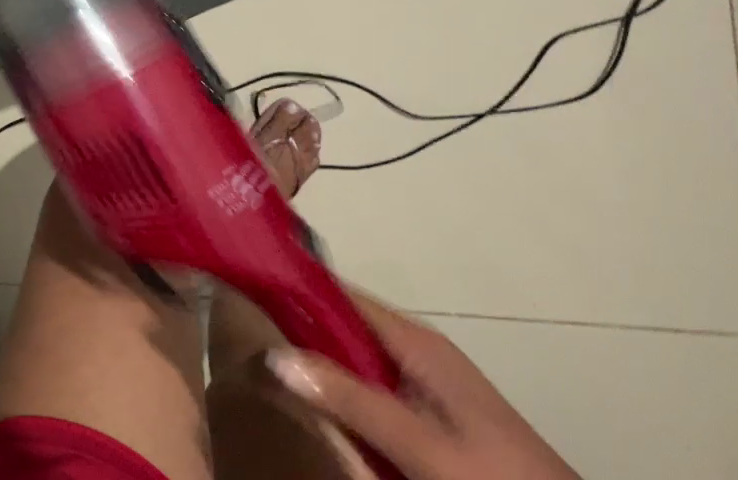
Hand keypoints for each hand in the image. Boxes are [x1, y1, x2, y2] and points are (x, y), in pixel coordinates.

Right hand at [266, 294, 580, 479]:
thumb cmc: (497, 476)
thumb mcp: (422, 444)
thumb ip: (350, 400)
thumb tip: (270, 354)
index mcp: (414, 341)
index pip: (335, 291)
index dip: (288, 281)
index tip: (239, 278)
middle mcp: (412, 349)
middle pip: (335, 324)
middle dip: (293, 330)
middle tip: (240, 334)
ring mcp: (418, 382)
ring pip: (345, 360)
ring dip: (313, 370)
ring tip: (266, 372)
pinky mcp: (421, 413)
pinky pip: (363, 392)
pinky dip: (336, 398)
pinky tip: (317, 413)